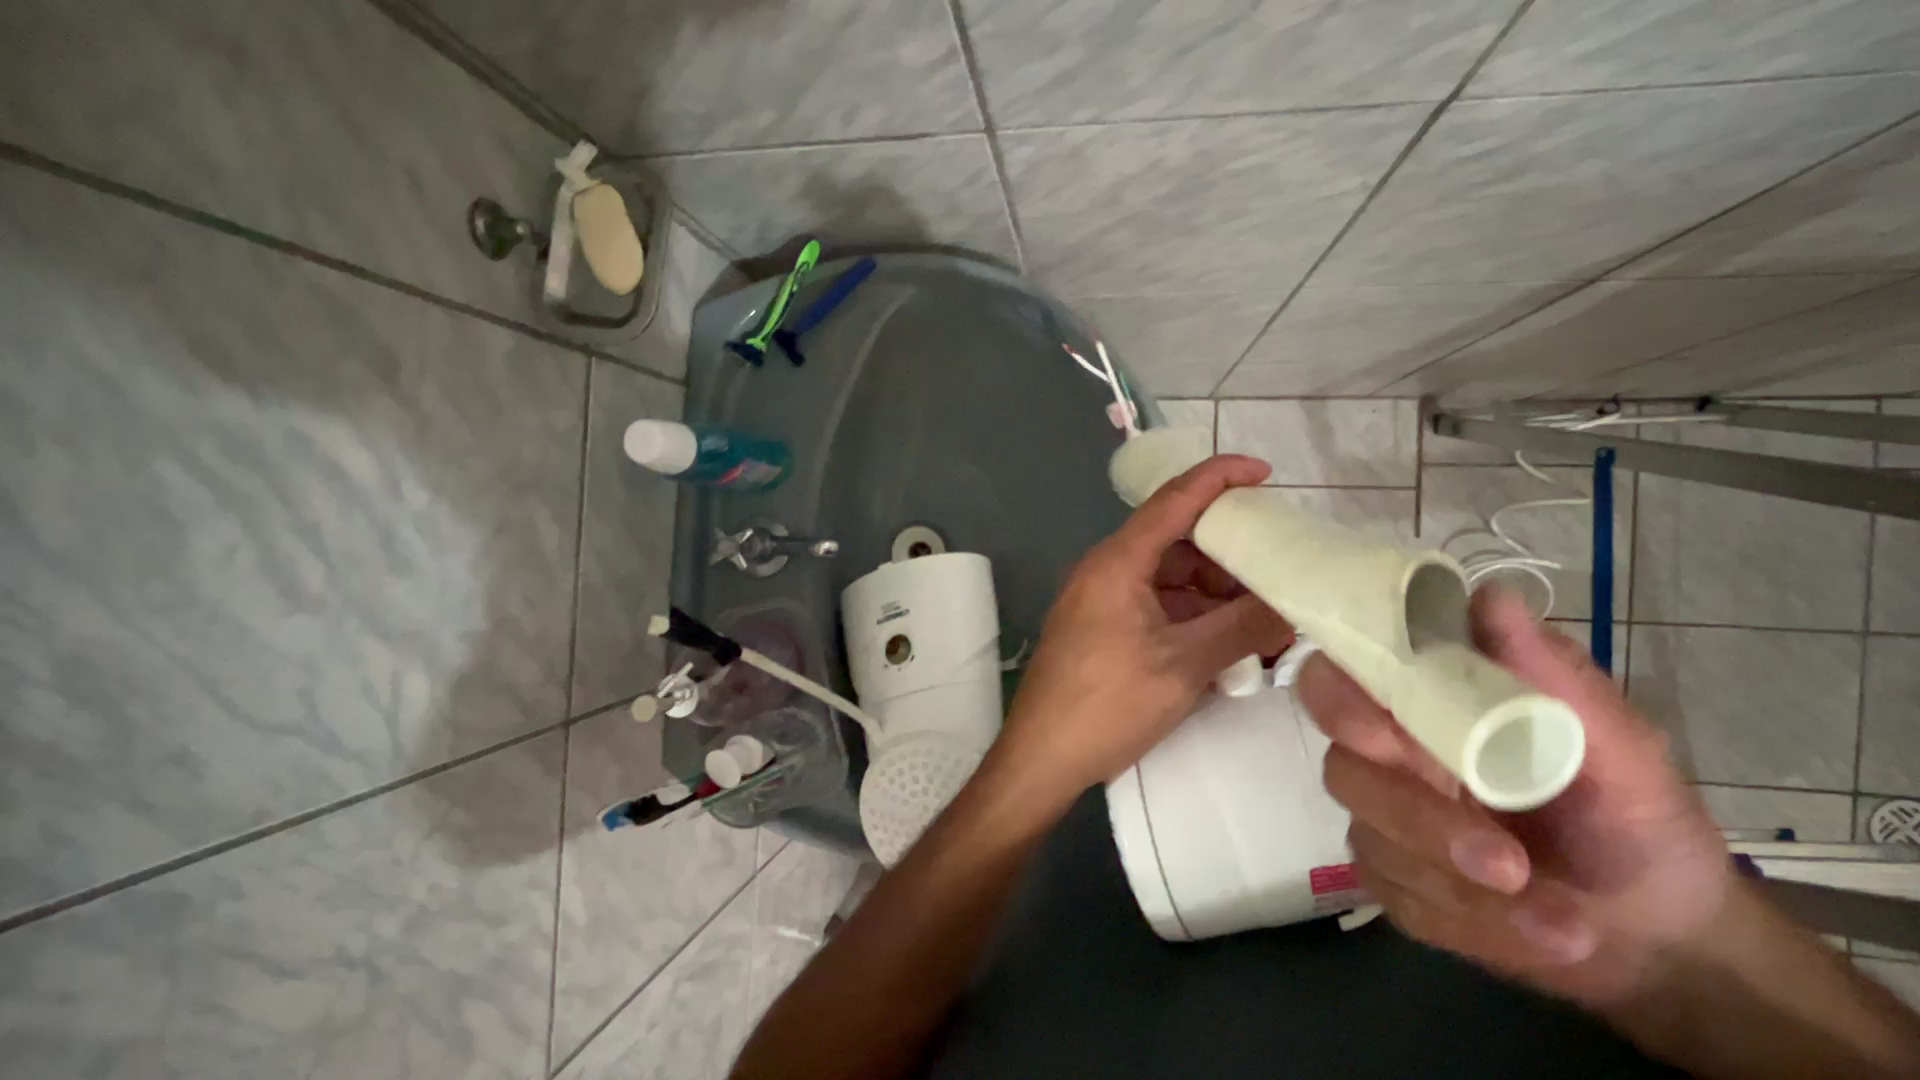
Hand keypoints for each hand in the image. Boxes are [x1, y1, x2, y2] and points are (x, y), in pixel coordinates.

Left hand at [990, 455, 1294, 801]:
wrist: (1042, 758)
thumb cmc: (1107, 705)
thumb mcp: (1184, 666)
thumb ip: (1243, 628)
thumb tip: (1295, 607)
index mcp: (1117, 562)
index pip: (1174, 500)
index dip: (1220, 478)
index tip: (1265, 472)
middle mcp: (1106, 570)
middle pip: (1176, 541)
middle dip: (1229, 554)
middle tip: (1278, 571)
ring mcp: (1102, 601)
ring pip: (1170, 577)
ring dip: (1215, 592)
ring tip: (1264, 618)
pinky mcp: (1103, 629)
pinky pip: (1157, 606)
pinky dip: (1194, 616)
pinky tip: (1229, 642)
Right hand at [1298, 585, 1736, 1009]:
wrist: (1667, 935)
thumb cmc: (1640, 820)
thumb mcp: (1621, 748)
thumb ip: (1552, 677)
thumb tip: (1490, 596)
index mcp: (1428, 706)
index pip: (1340, 679)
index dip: (1341, 699)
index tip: (1388, 734)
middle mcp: (1389, 756)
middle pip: (1344, 768)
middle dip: (1417, 815)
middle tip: (1503, 860)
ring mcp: (1384, 824)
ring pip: (1373, 841)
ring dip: (1466, 883)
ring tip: (1569, 922)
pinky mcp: (1396, 887)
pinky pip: (1403, 903)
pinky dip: (1479, 926)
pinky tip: (1547, 936)